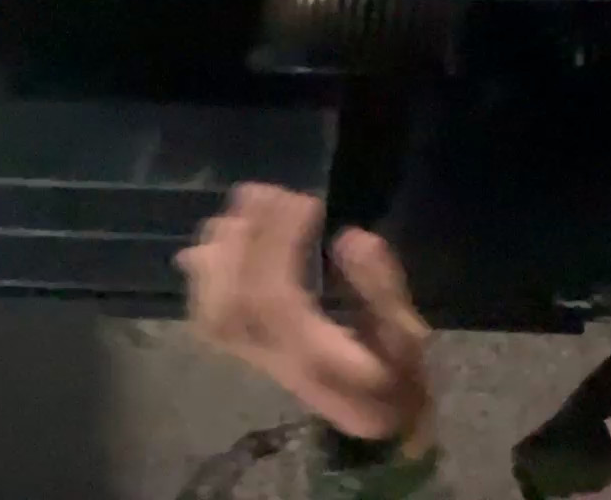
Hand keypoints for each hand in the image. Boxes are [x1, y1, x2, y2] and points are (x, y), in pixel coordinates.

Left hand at [177, 185, 432, 454]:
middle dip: (246, 241)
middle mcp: (272, 358)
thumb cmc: (396, 373)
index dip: (283, 246)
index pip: (279, 299)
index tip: (309, 200)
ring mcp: (254, 357)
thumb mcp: (407, 335)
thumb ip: (382, 288)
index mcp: (312, 353)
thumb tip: (351, 236)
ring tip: (237, 207)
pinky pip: (209, 319)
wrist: (374, 420)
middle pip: (236, 302)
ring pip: (214, 311)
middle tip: (265, 190)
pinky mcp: (249, 352)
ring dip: (220, 254)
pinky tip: (208, 245)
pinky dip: (203, 278)